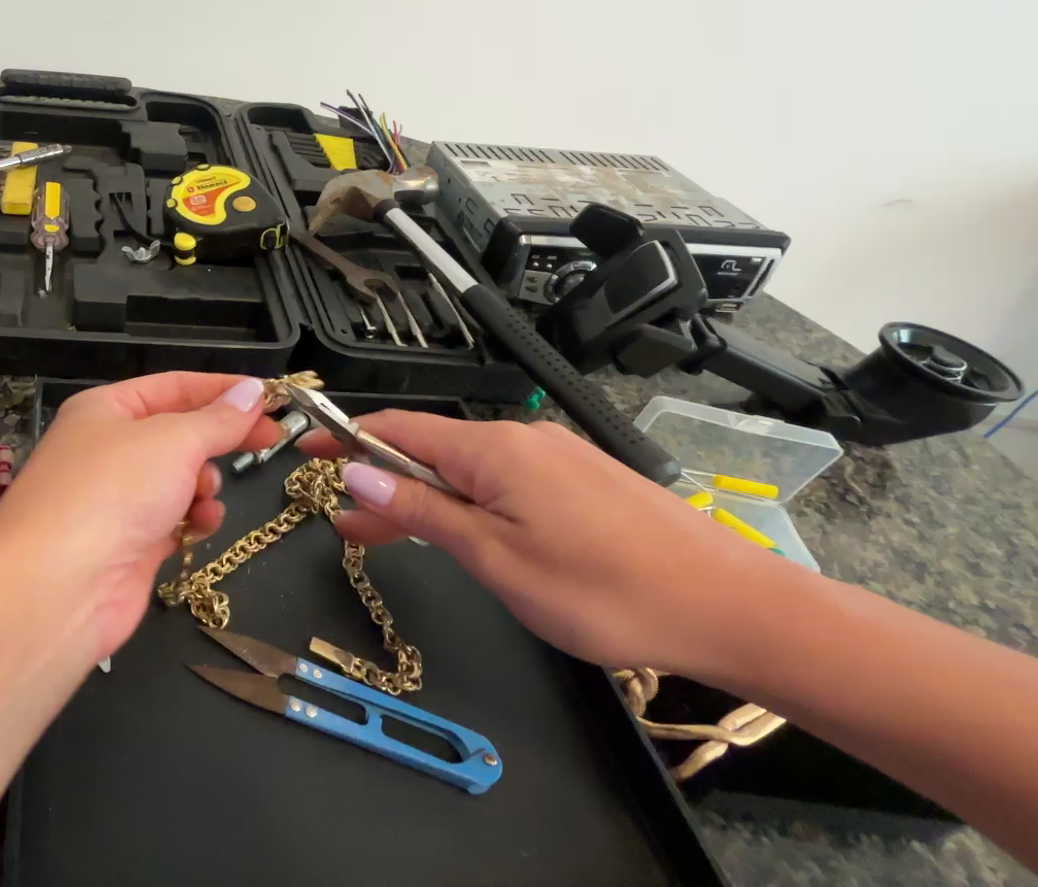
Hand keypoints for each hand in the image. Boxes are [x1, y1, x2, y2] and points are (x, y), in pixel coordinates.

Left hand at [0, 373, 285, 655]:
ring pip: (179, 480)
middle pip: (178, 433)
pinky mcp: (129, 545)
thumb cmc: (113, 491)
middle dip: (220, 438)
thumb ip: (219, 419)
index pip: (173, 386)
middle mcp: (107, 449)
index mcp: (105, 410)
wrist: (59, 585)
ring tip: (205, 494)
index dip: (223, 388)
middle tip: (272, 439)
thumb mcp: (173, 441)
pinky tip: (200, 524)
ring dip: (203, 484)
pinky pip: (174, 520)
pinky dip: (193, 519)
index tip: (270, 396)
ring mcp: (117, 500)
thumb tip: (253, 392)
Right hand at [298, 412, 789, 672]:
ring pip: (465, 470)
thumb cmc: (606, 592)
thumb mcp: (494, 557)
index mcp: (493, 450)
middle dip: (380, 479)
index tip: (303, 448)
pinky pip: (502, 481)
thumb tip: (357, 472)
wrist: (734, 608)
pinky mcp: (580, 480)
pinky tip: (458, 530)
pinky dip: (465, 502)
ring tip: (384, 532)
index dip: (345, 437)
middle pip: (429, 450)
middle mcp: (521, 439)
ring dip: (422, 497)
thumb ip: (421, 511)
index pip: (396, 429)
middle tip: (340, 517)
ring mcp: (555, 458)